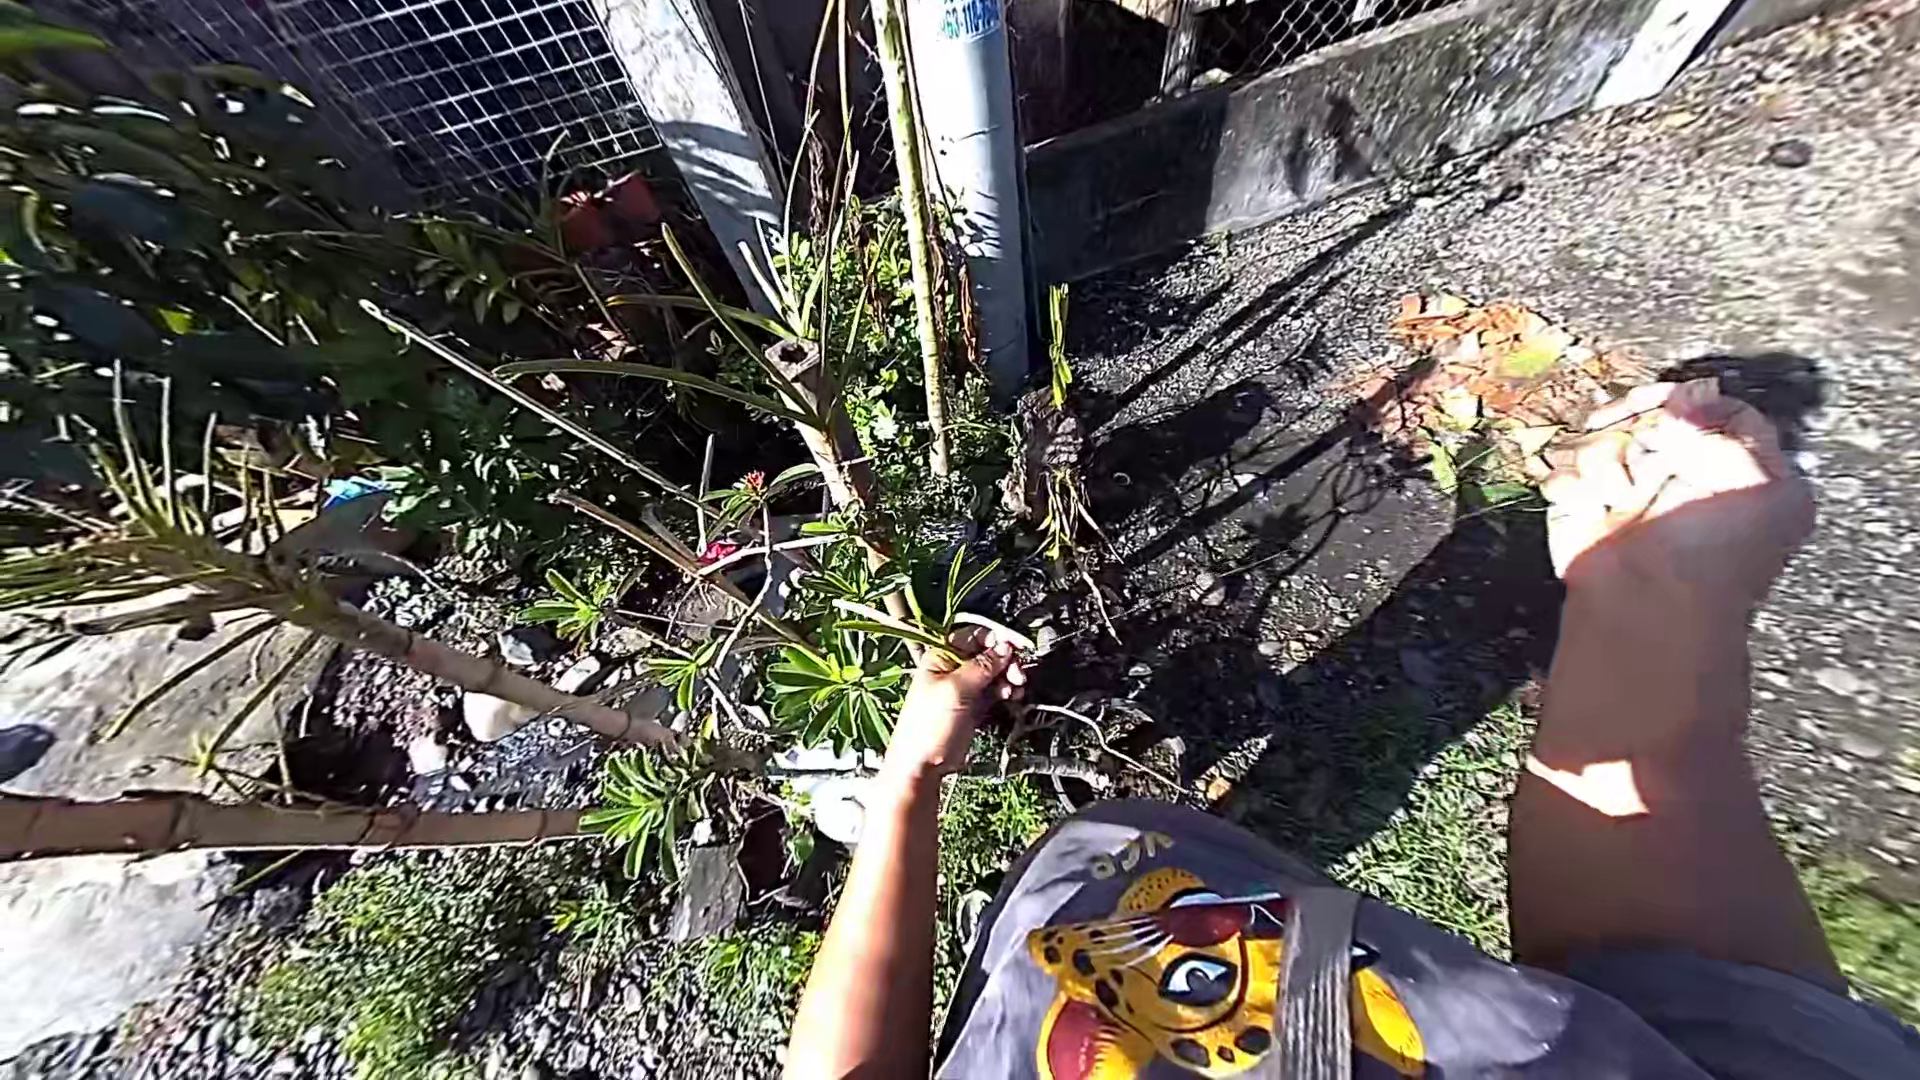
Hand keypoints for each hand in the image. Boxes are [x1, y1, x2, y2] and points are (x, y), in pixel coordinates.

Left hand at [878, 626, 1026, 790]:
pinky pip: (995, 690)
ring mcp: (965, 687)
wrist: (922, 766)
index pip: (975, 635)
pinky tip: (1012, 696)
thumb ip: (983, 666)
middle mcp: (954, 668)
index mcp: (942, 656)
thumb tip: (1005, 646)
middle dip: (1007, 661)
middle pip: (989, 653)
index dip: (997, 639)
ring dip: (1009, 677)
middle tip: (1018, 674)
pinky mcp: (974, 705)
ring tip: (1015, 689)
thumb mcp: (956, 689)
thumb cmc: (930, 725)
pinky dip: (1006, 691)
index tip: (1018, 647)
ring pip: (995, 672)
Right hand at [1543, 378, 1812, 611]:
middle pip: (1644, 418)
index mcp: (1734, 465)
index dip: (1682, 401)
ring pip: (1595, 441)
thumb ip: (1721, 433)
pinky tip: (1582, 504)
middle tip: (1629, 451)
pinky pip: (1559, 473)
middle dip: (1629, 430)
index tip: (1653, 404)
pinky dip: (1568, 486)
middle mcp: (1676, 471)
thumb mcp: (1746, 486)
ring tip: (1610, 496)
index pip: (1711, 411)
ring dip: (1598, 465)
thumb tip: (1689, 391)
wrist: (1642, 600)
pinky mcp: (1577, 503)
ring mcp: (1623, 487)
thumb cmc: (1708, 552)